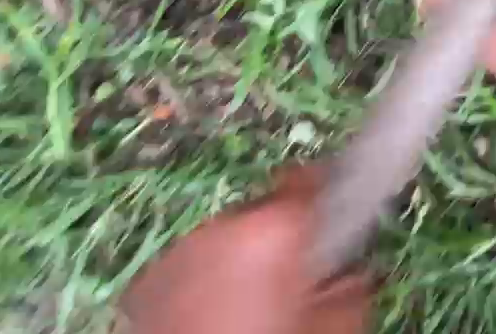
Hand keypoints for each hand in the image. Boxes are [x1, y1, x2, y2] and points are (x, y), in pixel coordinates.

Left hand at [120, 167, 369, 333]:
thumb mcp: (332, 327)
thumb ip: (351, 289)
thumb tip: (353, 273)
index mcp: (274, 228)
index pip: (308, 177)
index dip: (327, 189)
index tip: (339, 211)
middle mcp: (223, 227)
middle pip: (264, 212)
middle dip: (280, 234)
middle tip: (295, 273)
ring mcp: (176, 257)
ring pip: (225, 239)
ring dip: (240, 257)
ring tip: (252, 301)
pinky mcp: (143, 290)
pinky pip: (191, 269)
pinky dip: (206, 281)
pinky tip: (215, 316)